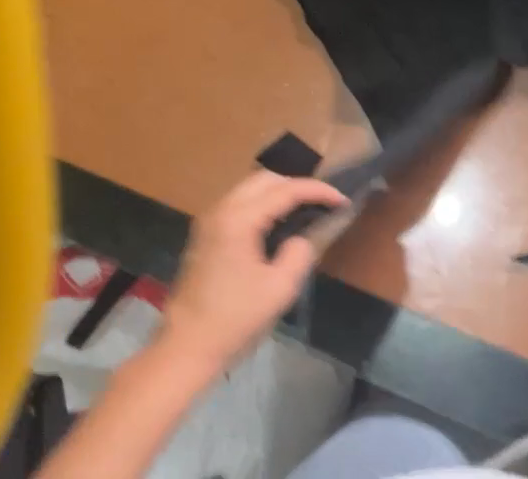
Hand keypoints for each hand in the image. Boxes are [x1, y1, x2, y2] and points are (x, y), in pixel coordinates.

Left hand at [161, 171, 347, 367]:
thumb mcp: (280, 288)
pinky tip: (277, 223)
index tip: (343, 200)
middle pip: (265, 179)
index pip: (286, 190)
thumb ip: (300, 253)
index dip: (318, 191)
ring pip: (250, 188)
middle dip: (297, 185)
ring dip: (279, 192)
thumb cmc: (234, 319)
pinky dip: (262, 204)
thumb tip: (301, 238)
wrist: (185, 349)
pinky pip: (239, 203)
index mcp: (239, 220)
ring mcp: (209, 222)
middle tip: (322, 202)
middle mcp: (220, 211)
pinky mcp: (205, 235)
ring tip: (304, 210)